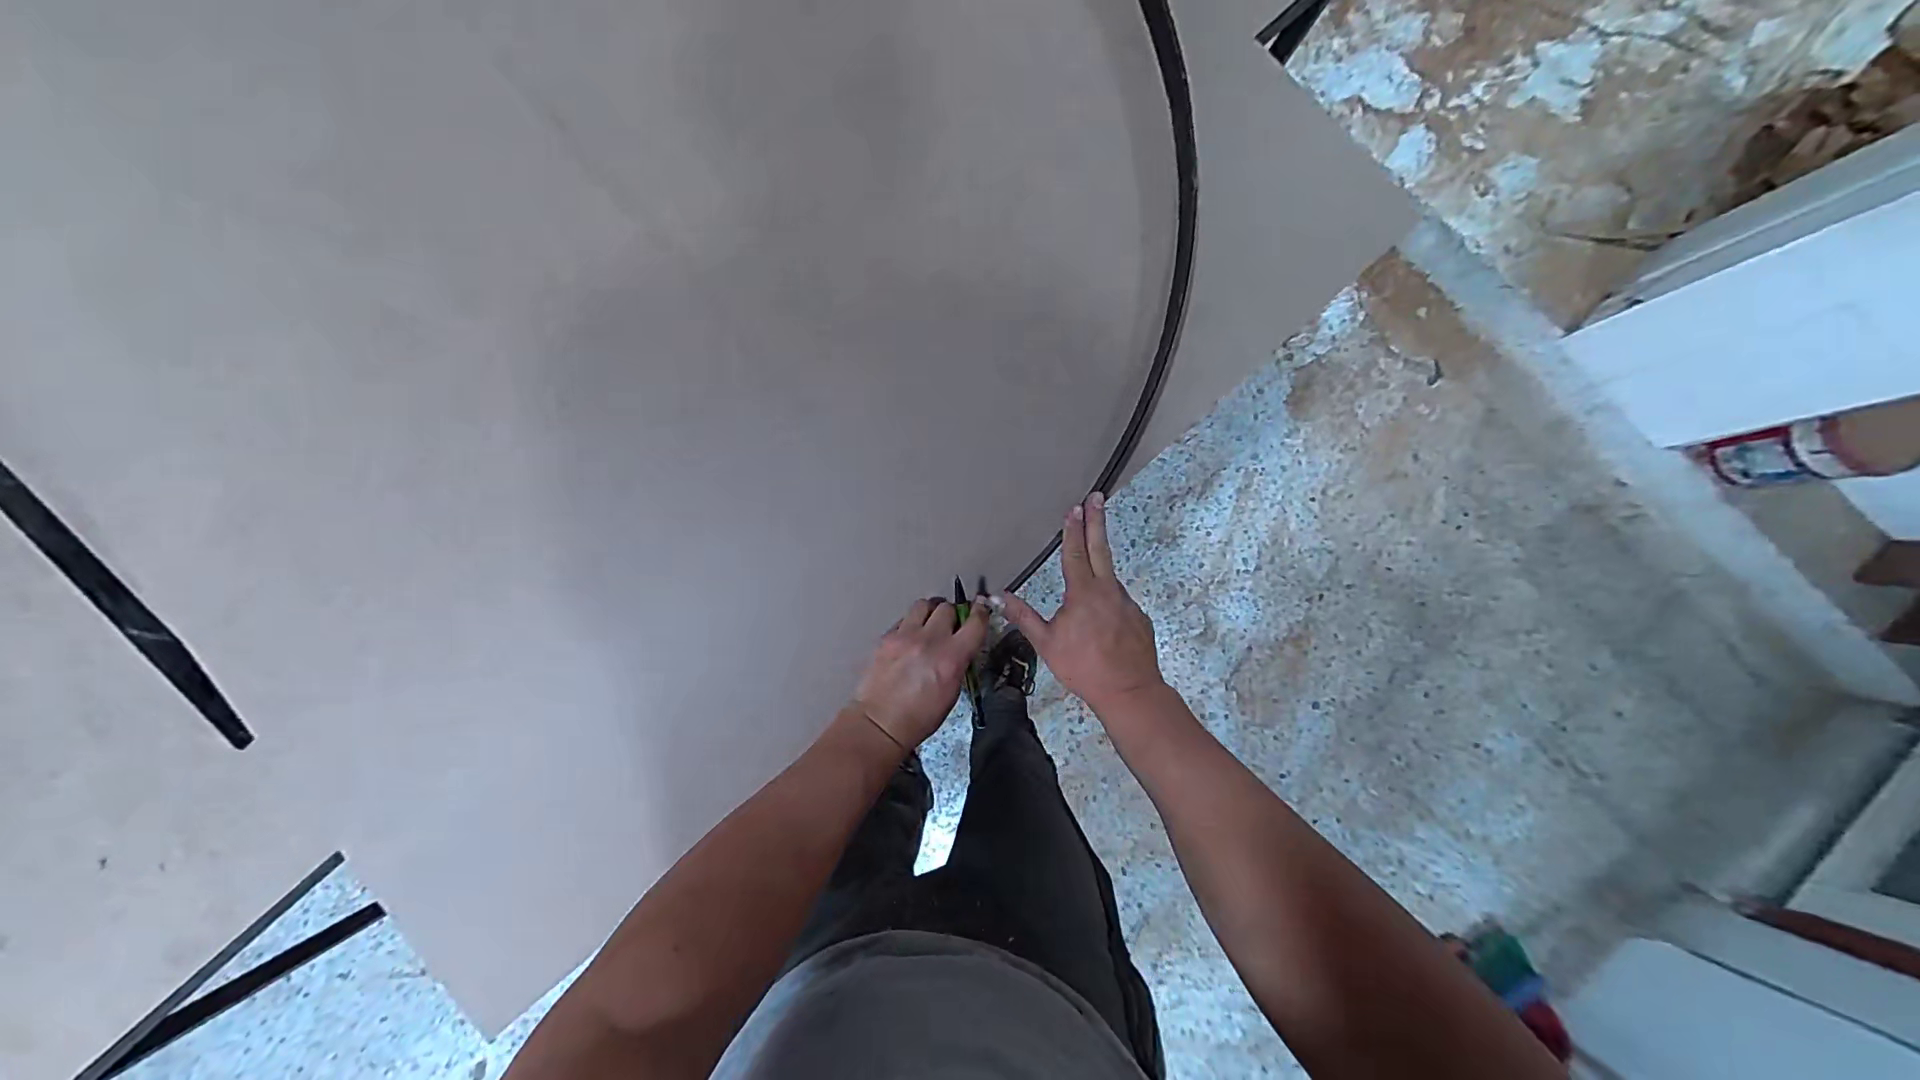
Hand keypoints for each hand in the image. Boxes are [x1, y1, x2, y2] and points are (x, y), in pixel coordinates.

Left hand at [850, 595, 989, 749]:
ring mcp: (905, 636)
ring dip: (930, 612)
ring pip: (923, 604)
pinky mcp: (886, 637)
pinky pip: (903, 619)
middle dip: (952, 614)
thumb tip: (961, 646)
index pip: (975, 622)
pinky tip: (909, 639)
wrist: (879, 723)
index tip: (981, 610)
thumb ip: (958, 662)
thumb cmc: (920, 717)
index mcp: (951, 658)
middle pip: (947, 607)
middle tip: (950, 624)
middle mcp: (930, 640)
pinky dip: (911, 624)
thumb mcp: (952, 692)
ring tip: (929, 623)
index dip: (981, 612)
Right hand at [996, 492, 1164, 713]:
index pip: (1075, 553)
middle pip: (1100, 548)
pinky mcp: (1138, 616)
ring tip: (1089, 572)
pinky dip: (1108, 599)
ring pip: (1109, 577)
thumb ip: (1023, 616)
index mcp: (1083, 594)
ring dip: (1100, 563)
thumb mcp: (1046, 643)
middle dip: (1096, 521)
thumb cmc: (1084, 667)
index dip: (1073, 529)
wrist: (1129, 690)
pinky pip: (1118, 601)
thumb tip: (1001, 597)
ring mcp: (1126, 602)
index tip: (1074, 509)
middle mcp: (1107, 591)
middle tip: (1097, 498)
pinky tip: (1102, 618)